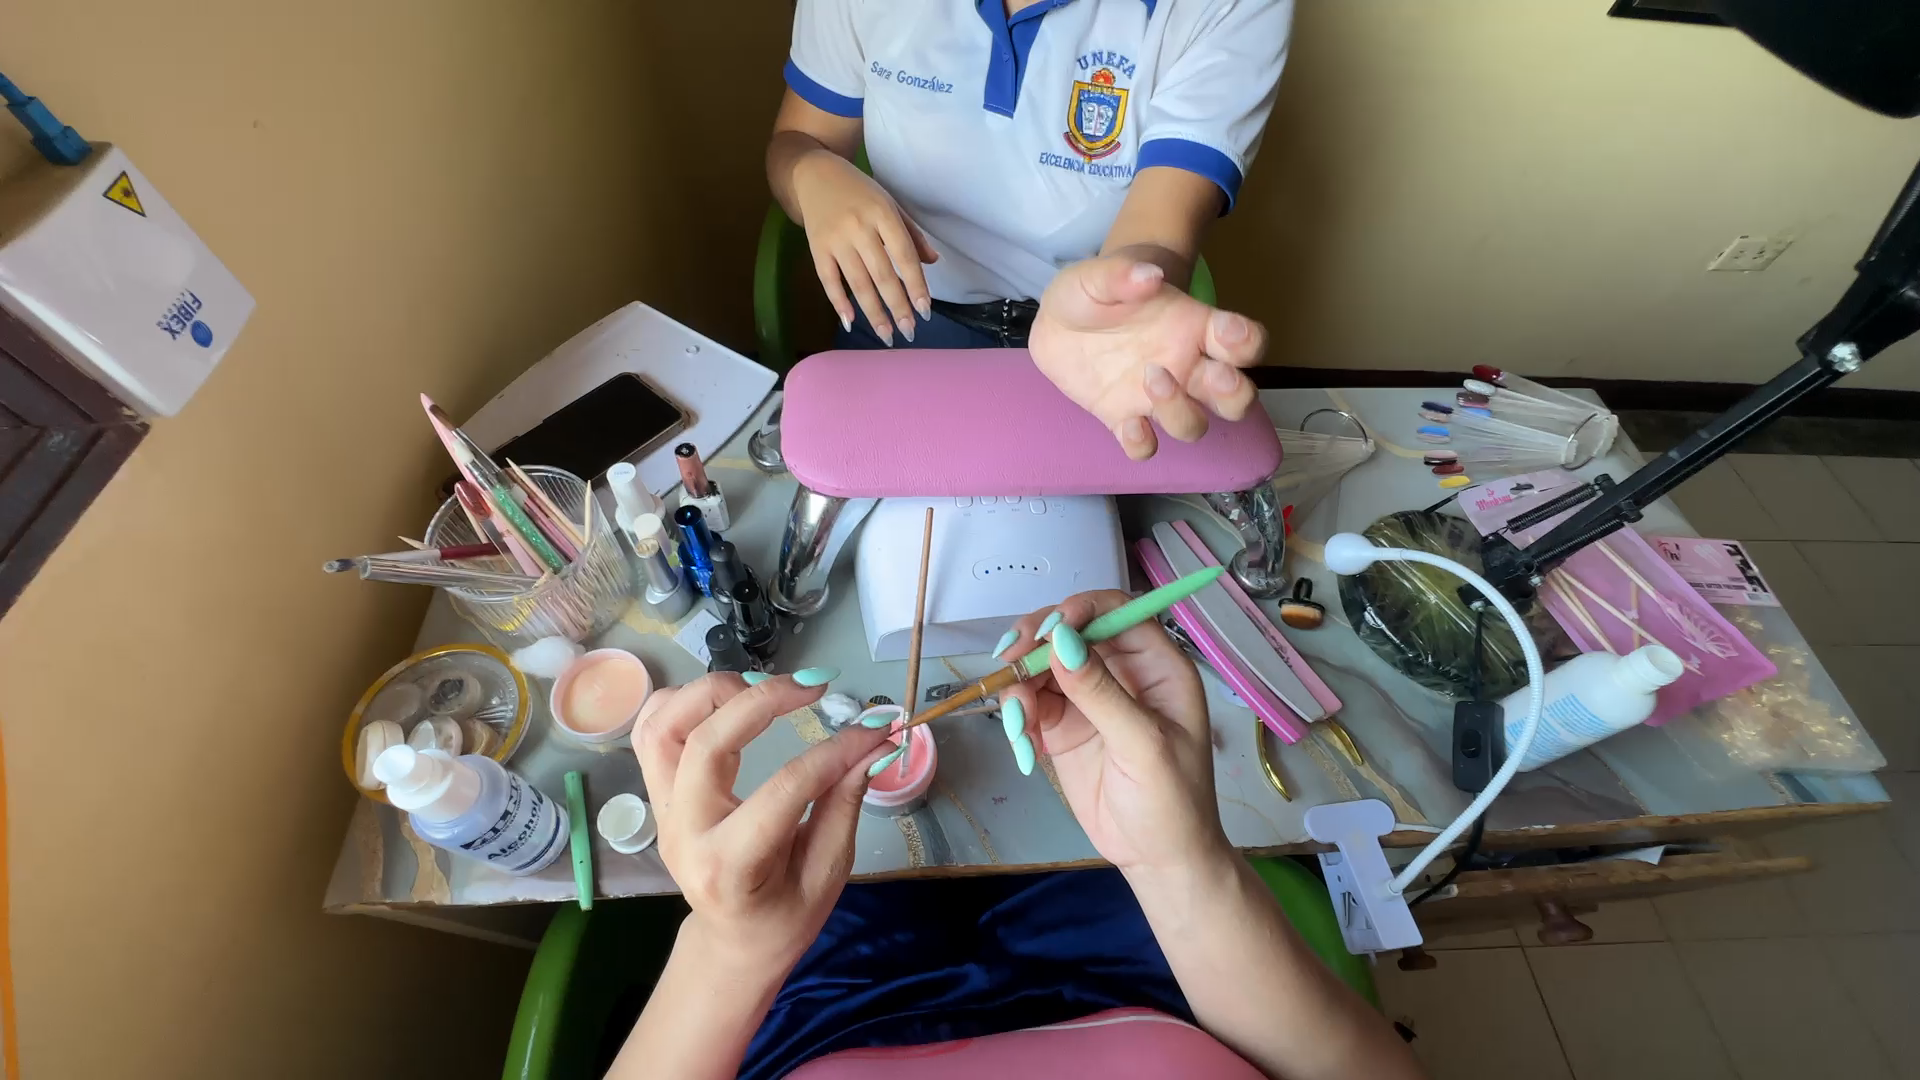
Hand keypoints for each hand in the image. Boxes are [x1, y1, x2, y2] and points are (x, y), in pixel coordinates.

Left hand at [634, 671, 894, 972]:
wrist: (732, 941)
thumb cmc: (786, 914)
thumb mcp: (828, 870)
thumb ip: (846, 801)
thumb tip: (877, 741)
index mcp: (729, 866)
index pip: (785, 788)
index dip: (837, 750)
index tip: (875, 728)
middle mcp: (684, 832)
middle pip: (706, 742)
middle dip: (765, 700)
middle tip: (814, 686)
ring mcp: (663, 809)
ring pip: (663, 725)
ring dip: (714, 691)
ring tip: (765, 686)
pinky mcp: (659, 792)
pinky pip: (652, 728)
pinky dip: (684, 700)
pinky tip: (729, 698)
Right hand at [790, 150, 937, 344]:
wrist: (813, 174)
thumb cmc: (859, 193)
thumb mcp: (890, 204)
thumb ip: (912, 235)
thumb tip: (933, 262)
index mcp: (883, 214)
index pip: (904, 256)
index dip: (916, 285)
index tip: (925, 311)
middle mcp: (860, 227)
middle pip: (882, 275)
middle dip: (897, 306)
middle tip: (908, 331)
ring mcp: (836, 239)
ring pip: (857, 283)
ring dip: (873, 312)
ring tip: (886, 335)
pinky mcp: (816, 248)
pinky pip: (828, 280)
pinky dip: (839, 303)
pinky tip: (850, 322)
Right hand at [997, 592, 1230, 875]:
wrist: (1157, 860)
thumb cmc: (1171, 802)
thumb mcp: (1142, 745)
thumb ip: (1100, 692)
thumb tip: (1059, 640)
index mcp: (1156, 664)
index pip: (1115, 611)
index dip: (1079, 609)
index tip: (1046, 630)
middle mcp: (1120, 670)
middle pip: (1068, 629)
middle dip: (1034, 642)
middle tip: (1008, 661)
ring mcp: (1088, 694)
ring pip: (1041, 662)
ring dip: (1020, 684)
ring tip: (1021, 724)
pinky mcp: (1063, 721)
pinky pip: (1030, 698)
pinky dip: (1019, 714)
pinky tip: (1025, 744)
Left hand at [1029, 255, 1265, 460]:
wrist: (1056, 322)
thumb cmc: (1091, 293)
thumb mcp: (1097, 274)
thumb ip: (1121, 274)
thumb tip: (1149, 276)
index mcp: (1193, 327)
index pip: (1244, 343)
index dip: (1247, 343)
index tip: (1226, 331)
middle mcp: (1184, 368)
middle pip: (1235, 398)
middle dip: (1234, 395)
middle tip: (1214, 377)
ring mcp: (1154, 398)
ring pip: (1194, 426)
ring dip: (1182, 412)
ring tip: (1150, 380)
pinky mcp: (1122, 419)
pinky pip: (1144, 446)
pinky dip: (1142, 443)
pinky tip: (1128, 425)